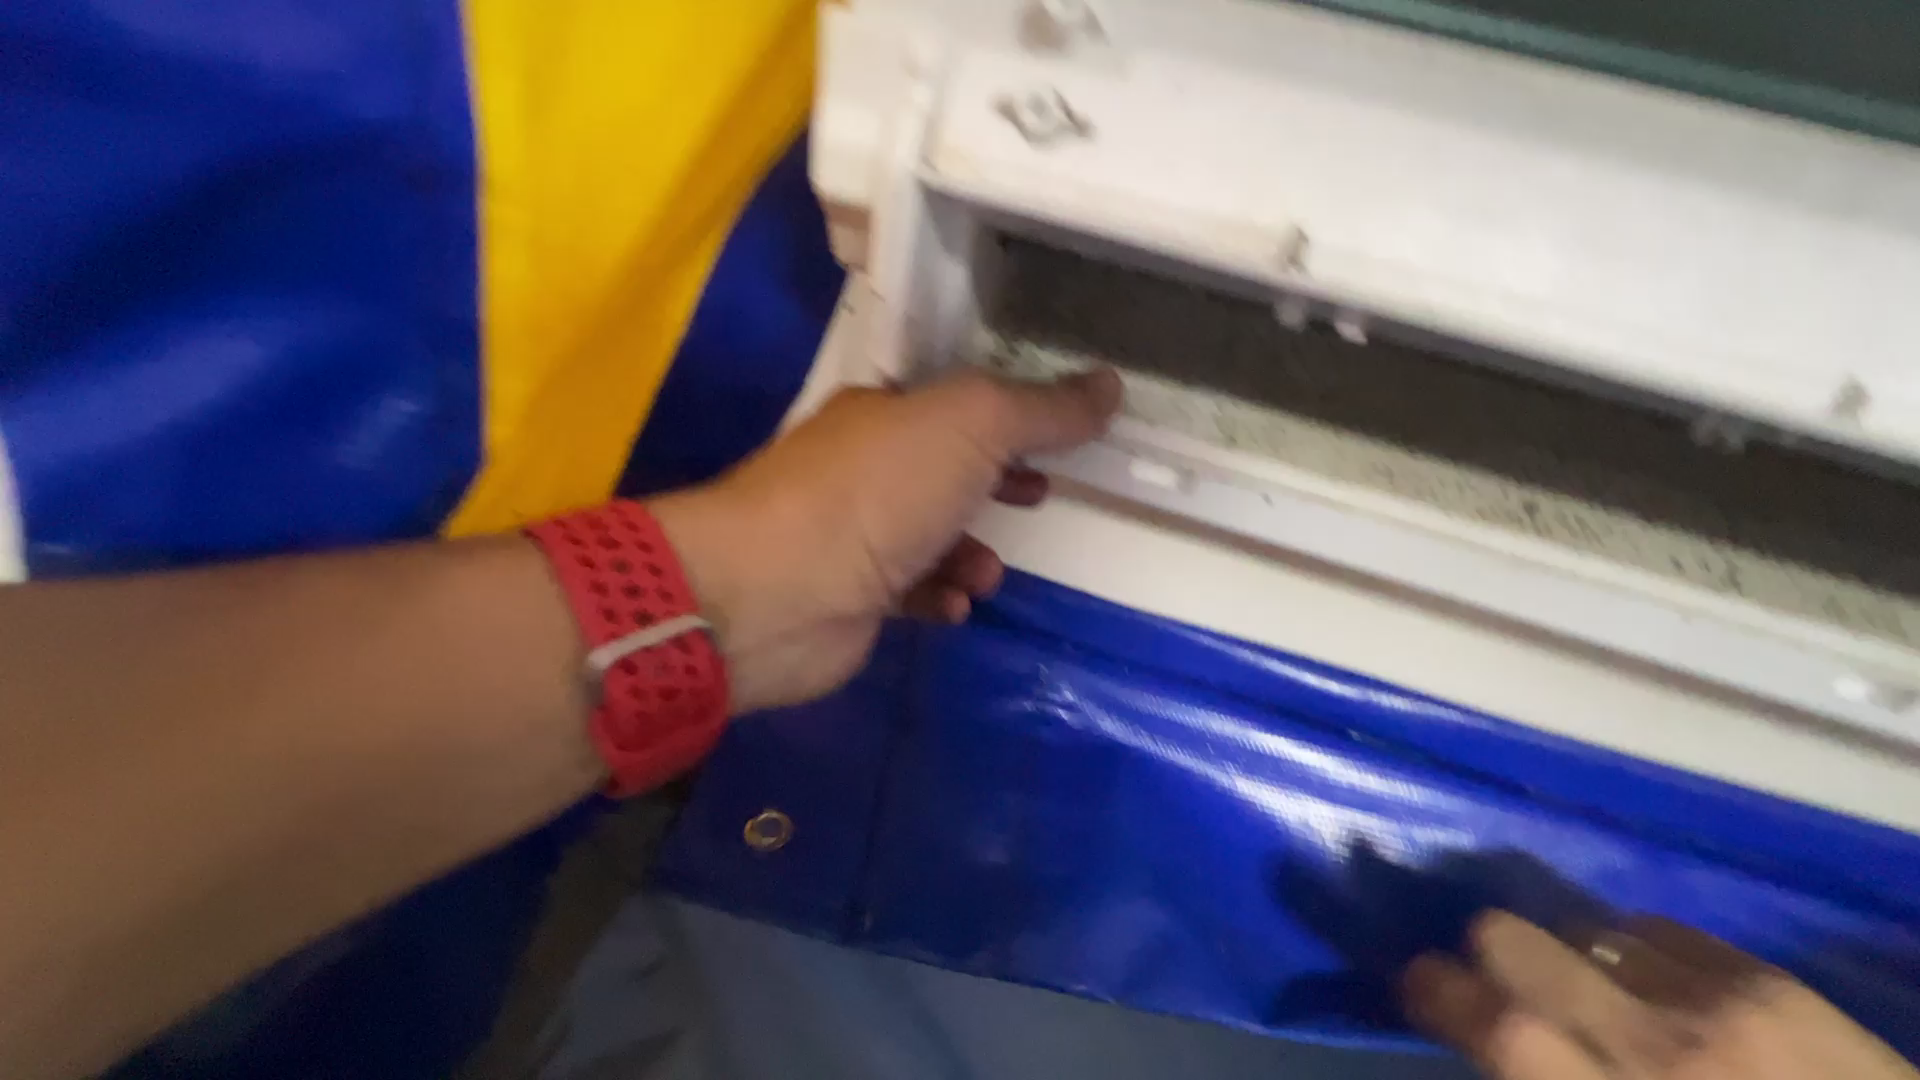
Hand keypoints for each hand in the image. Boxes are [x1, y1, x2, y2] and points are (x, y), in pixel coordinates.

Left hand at [650, 367, 1121, 713]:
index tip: (1061, 439)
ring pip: (930, 535)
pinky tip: (952, 607)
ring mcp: (853, 534)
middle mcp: (865, 469)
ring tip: (984, 574)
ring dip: (970, 553)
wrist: (775, 592)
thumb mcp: (973, 427)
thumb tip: (1110, 384)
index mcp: (886, 413)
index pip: (957, 404)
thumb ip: (1042, 409)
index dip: (1011, 417)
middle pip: (945, 468)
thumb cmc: (876, 492)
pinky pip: (910, 591)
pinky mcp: (850, 596)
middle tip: (1040, 495)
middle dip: (997, 482)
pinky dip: (939, 596)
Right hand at [1403, 911, 1916, 1079]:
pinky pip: (1660, 930)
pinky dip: (1643, 955)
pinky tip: (1675, 998)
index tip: (1424, 991)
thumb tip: (1493, 1048)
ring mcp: (1719, 1003)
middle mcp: (1651, 1042)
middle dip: (1487, 955)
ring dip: (1572, 956)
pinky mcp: (1779, 986)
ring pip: (1578, 924)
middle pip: (1506, 936)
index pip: (1484, 1019)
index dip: (1430, 989)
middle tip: (1507, 989)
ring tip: (1606, 998)